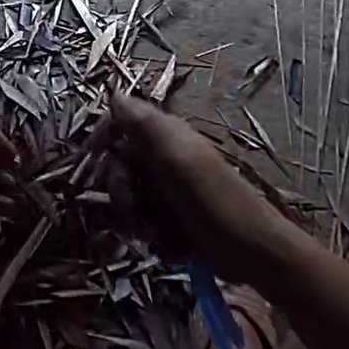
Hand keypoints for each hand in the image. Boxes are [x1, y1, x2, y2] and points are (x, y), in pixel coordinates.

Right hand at [93, 95, 299, 285]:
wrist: (256, 254)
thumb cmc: (217, 202)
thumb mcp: (178, 159)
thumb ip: (145, 126)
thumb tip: (115, 94)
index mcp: (166, 135)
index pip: (123, 120)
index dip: (104, 135)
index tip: (93, 157)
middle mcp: (166, 158)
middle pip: (120, 164)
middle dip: (123, 191)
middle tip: (137, 208)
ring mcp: (171, 189)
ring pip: (132, 198)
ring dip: (140, 220)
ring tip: (161, 233)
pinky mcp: (176, 218)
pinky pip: (149, 223)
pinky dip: (159, 237)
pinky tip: (176, 246)